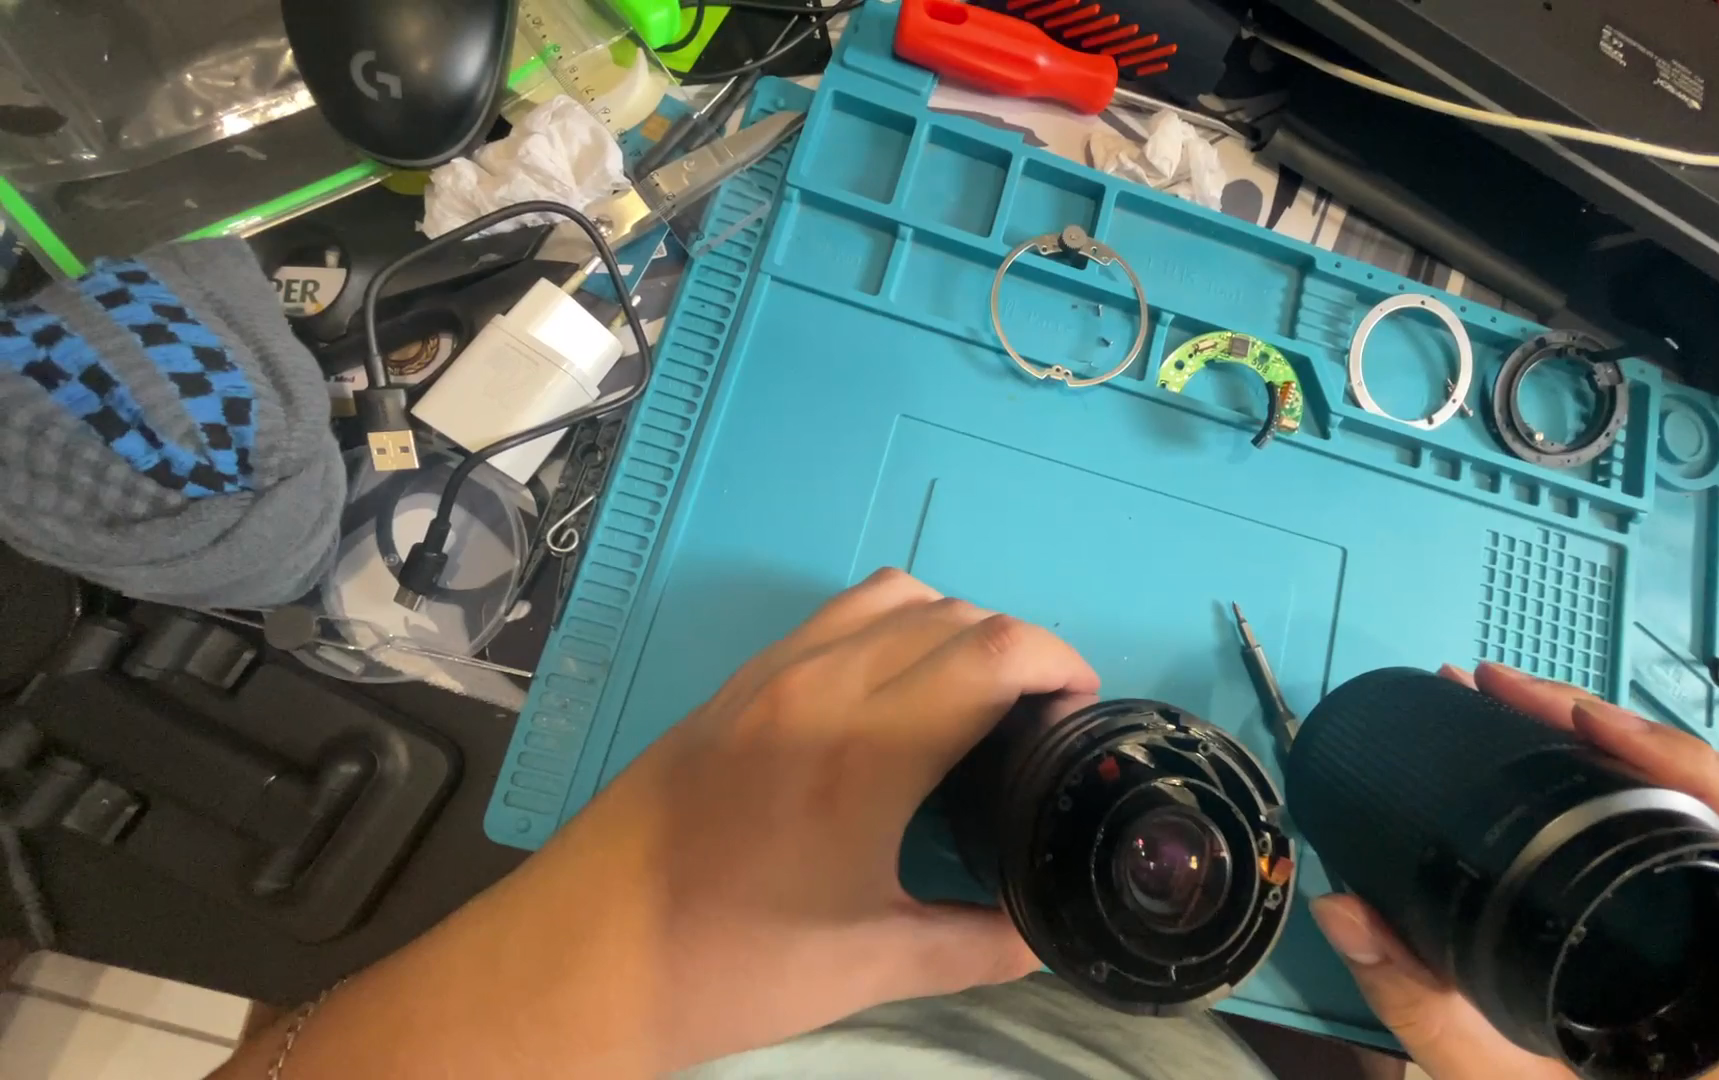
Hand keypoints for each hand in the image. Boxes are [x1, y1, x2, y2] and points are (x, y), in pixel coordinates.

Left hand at [489, 569, 1101, 1074]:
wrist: (584, 948)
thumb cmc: (729, 961)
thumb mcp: (868, 962)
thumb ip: (977, 943)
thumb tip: (1046, 932)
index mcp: (869, 750)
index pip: (993, 652)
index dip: (1058, 662)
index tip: (1079, 705)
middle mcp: (828, 682)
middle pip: (960, 615)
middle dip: (1021, 648)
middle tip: (1037, 712)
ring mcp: (781, 666)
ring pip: (902, 594)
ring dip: (960, 624)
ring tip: (975, 686)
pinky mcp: (749, 670)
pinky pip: (846, 609)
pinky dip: (901, 619)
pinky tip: (901, 678)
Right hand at [1308, 662, 1718, 1079]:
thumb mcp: (1485, 1077)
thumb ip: (1417, 1002)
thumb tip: (1338, 904)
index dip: (1694, 770)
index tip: (1577, 721)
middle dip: (1608, 724)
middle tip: (1498, 686)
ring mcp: (1693, 917)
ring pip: (1679, 797)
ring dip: (1592, 730)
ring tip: (1494, 692)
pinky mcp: (1647, 900)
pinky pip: (1640, 812)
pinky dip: (1584, 760)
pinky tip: (1517, 734)